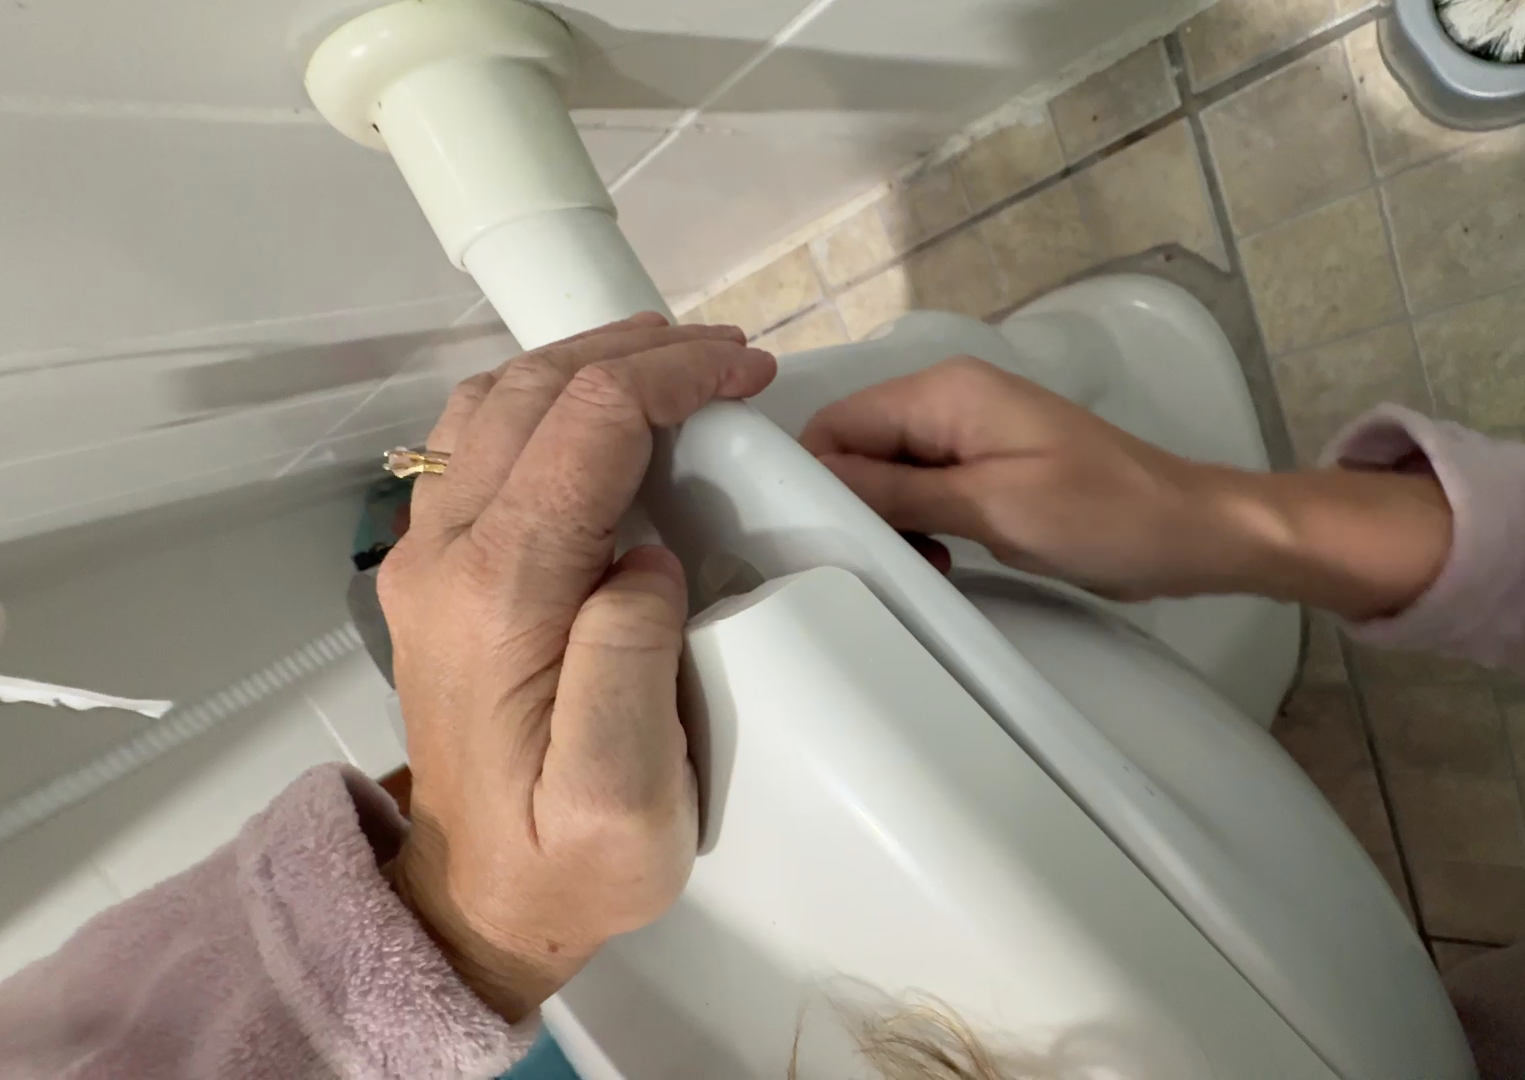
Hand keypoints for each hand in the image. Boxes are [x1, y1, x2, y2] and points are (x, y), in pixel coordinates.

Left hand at [376, 313, 775, 1021]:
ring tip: (675, 358)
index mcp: (505, 591)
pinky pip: (484, 439)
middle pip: (539, 390)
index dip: (676, 377)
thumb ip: (627, 663)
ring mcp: (430, 555)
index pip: (590, 424)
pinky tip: (603, 409)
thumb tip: (648, 555)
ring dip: (592, 360)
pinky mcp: (440, 568)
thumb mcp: (618, 796)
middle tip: (730, 353)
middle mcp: (447, 552)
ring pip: (500, 400)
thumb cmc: (572, 859)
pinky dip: (553, 396)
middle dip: (644, 351)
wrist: (478, 902)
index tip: (750, 371)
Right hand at [800, 356, 1240, 600]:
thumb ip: (900, 491)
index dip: (817, 475)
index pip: (841, 421)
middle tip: (876, 561)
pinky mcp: (989, 473)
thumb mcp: (992, 505)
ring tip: (920, 564)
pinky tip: (941, 560)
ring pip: (892, 475)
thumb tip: (817, 477)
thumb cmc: (1101, 514)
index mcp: (946, 393)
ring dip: (891, 521)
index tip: (816, 537)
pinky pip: (928, 493)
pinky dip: (922, 526)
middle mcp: (951, 405)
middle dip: (856, 503)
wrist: (1187, 532)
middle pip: (863, 447)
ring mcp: (972, 440)